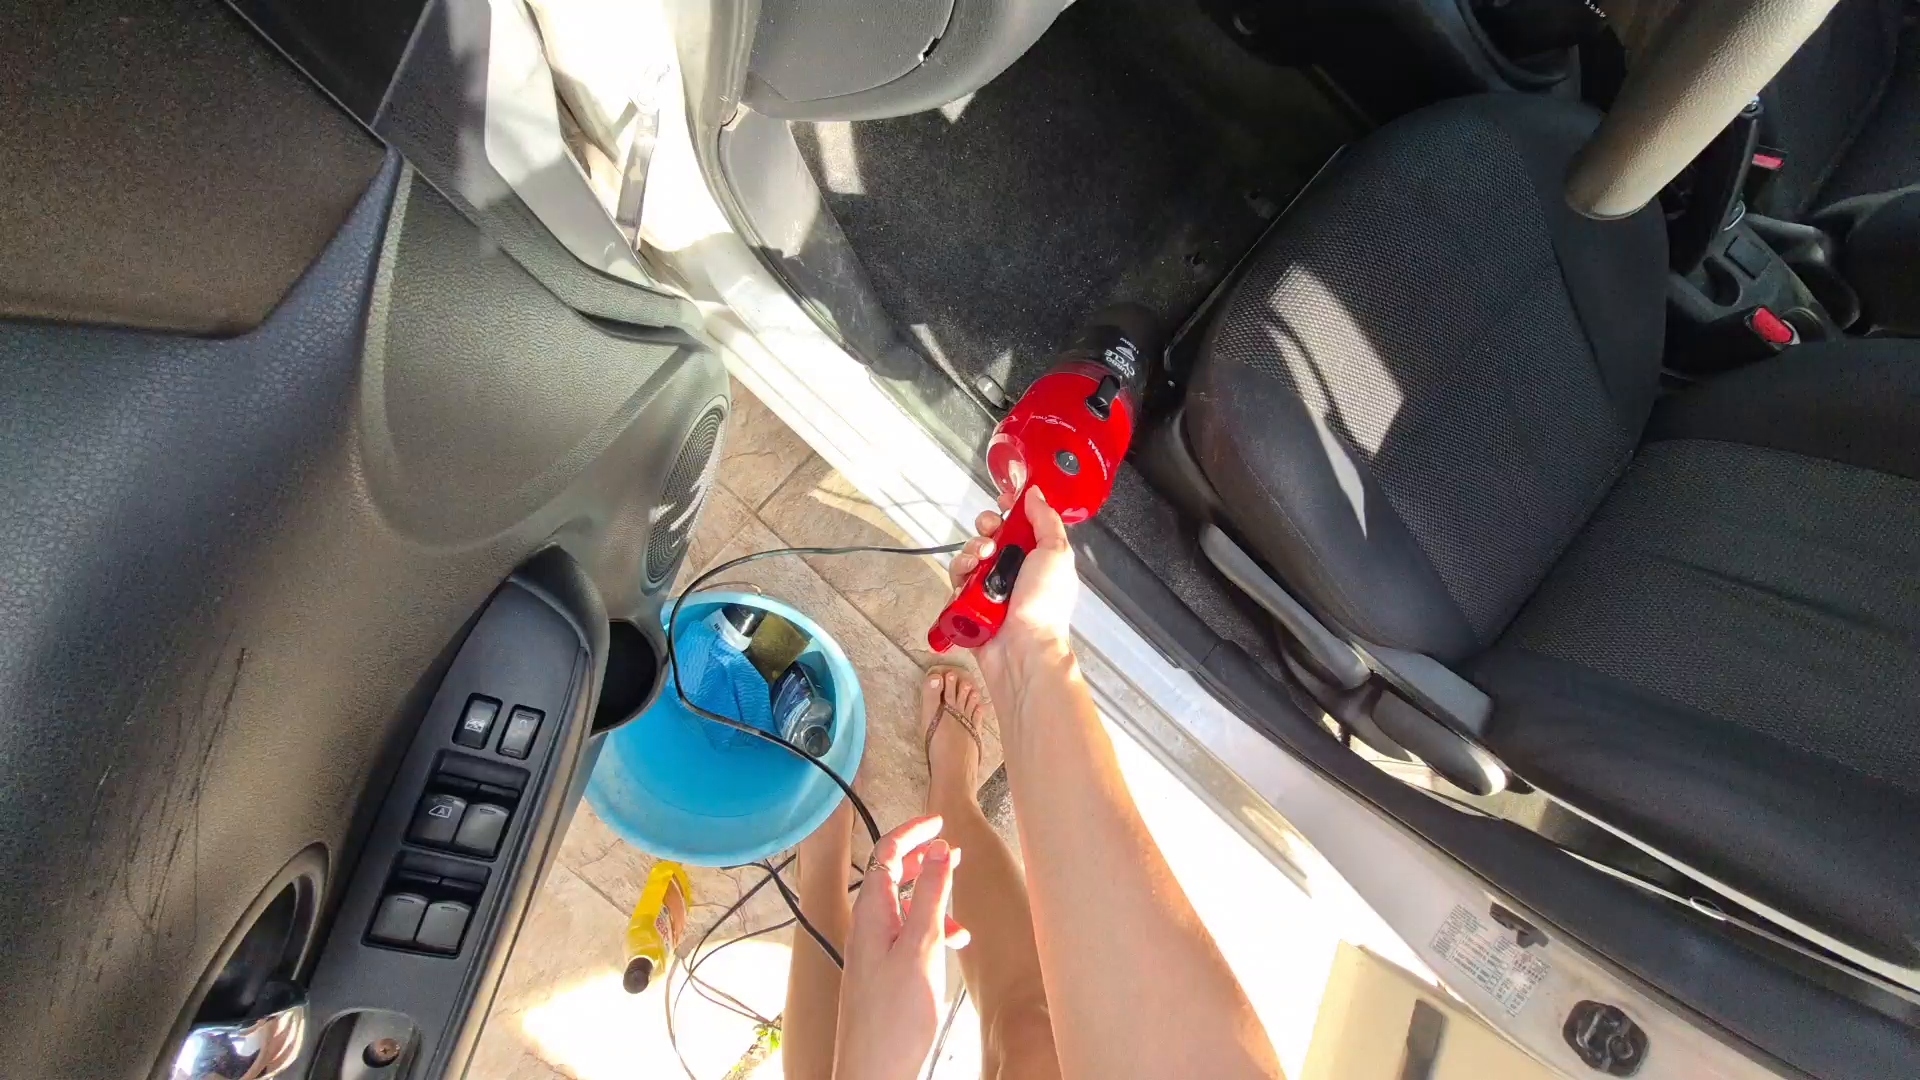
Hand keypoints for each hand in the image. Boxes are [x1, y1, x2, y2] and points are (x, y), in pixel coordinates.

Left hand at [832, 816, 967, 1079]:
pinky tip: (953, 943)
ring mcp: (875, 948)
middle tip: (952, 852)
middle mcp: (869, 924)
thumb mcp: (920, 946)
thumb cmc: (893, 1019)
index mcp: (872, 911)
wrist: (873, 1077)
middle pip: (893, 873)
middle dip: (924, 859)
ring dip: (932, 899)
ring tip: (958, 908)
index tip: (939, 821)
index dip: (913, 830)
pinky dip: (932, 929)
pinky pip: (908, 933)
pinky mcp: (884, 970)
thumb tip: (937, 848)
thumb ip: (929, 894)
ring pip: (904, 905)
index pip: (887, 851)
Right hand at [947, 486, 1078, 671]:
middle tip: (990, 536)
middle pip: (990, 536)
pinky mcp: (969, 605)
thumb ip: (1046, 520)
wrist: (1023, 648)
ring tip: (979, 561)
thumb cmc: (1044, 603)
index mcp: (1038, 558)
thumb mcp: (1056, 553)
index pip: (1019, 525)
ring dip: (970, 551)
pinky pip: (956, 581)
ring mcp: (989, 589)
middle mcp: (1013, 572)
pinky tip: (966, 581)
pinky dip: (958, 576)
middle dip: (986, 529)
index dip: (1009, 510)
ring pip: (970, 556)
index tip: (1002, 502)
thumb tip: (1034, 494)